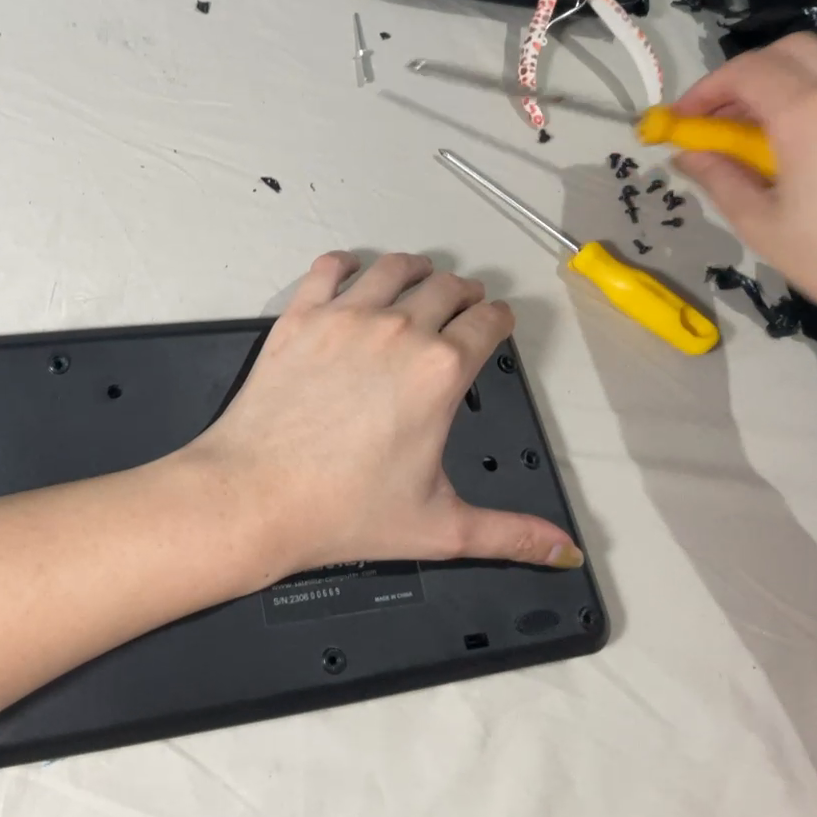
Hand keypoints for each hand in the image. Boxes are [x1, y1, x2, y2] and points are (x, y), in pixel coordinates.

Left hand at [183, 252, 582, 571]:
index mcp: (440, 371)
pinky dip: (346, 264)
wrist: (256, 494)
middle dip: (463, 293)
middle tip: (463, 303)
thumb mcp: (439, 526)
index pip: (488, 322)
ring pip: (393, 268)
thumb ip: (509, 533)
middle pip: (446, 287)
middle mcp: (397, 331)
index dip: (498, 319)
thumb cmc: (338, 509)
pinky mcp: (299, 318)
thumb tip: (561, 552)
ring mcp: (343, 318)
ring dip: (414, 270)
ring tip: (418, 279)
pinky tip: (350, 272)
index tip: (496, 322)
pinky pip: (328, 269)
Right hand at [672, 33, 816, 367]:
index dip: (703, 90)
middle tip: (718, 121)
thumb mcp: (760, 224)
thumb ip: (720, 179)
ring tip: (759, 143)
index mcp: (810, 112)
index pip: (746, 70)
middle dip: (745, 77)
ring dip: (785, 90)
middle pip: (791, 52)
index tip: (680, 122)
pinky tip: (810, 156)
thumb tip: (689, 156)